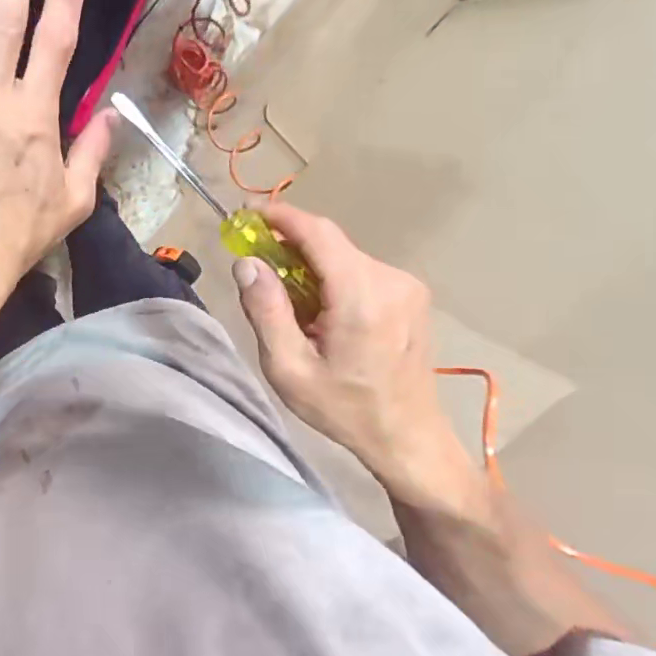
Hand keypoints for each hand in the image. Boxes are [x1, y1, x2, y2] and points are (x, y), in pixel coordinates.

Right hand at [232, 201, 464, 498]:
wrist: (409, 438)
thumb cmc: (344, 408)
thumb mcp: (289, 368)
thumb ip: (266, 311)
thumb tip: (247, 263)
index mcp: (362, 297)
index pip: (319, 233)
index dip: (280, 217)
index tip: (246, 217)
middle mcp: (390, 280)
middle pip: (329, 244)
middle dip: (288, 248)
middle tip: (255, 270)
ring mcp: (405, 286)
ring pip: (342, 256)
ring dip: (308, 267)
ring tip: (289, 306)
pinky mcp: (409, 295)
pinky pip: (358, 270)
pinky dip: (330, 278)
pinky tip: (319, 313)